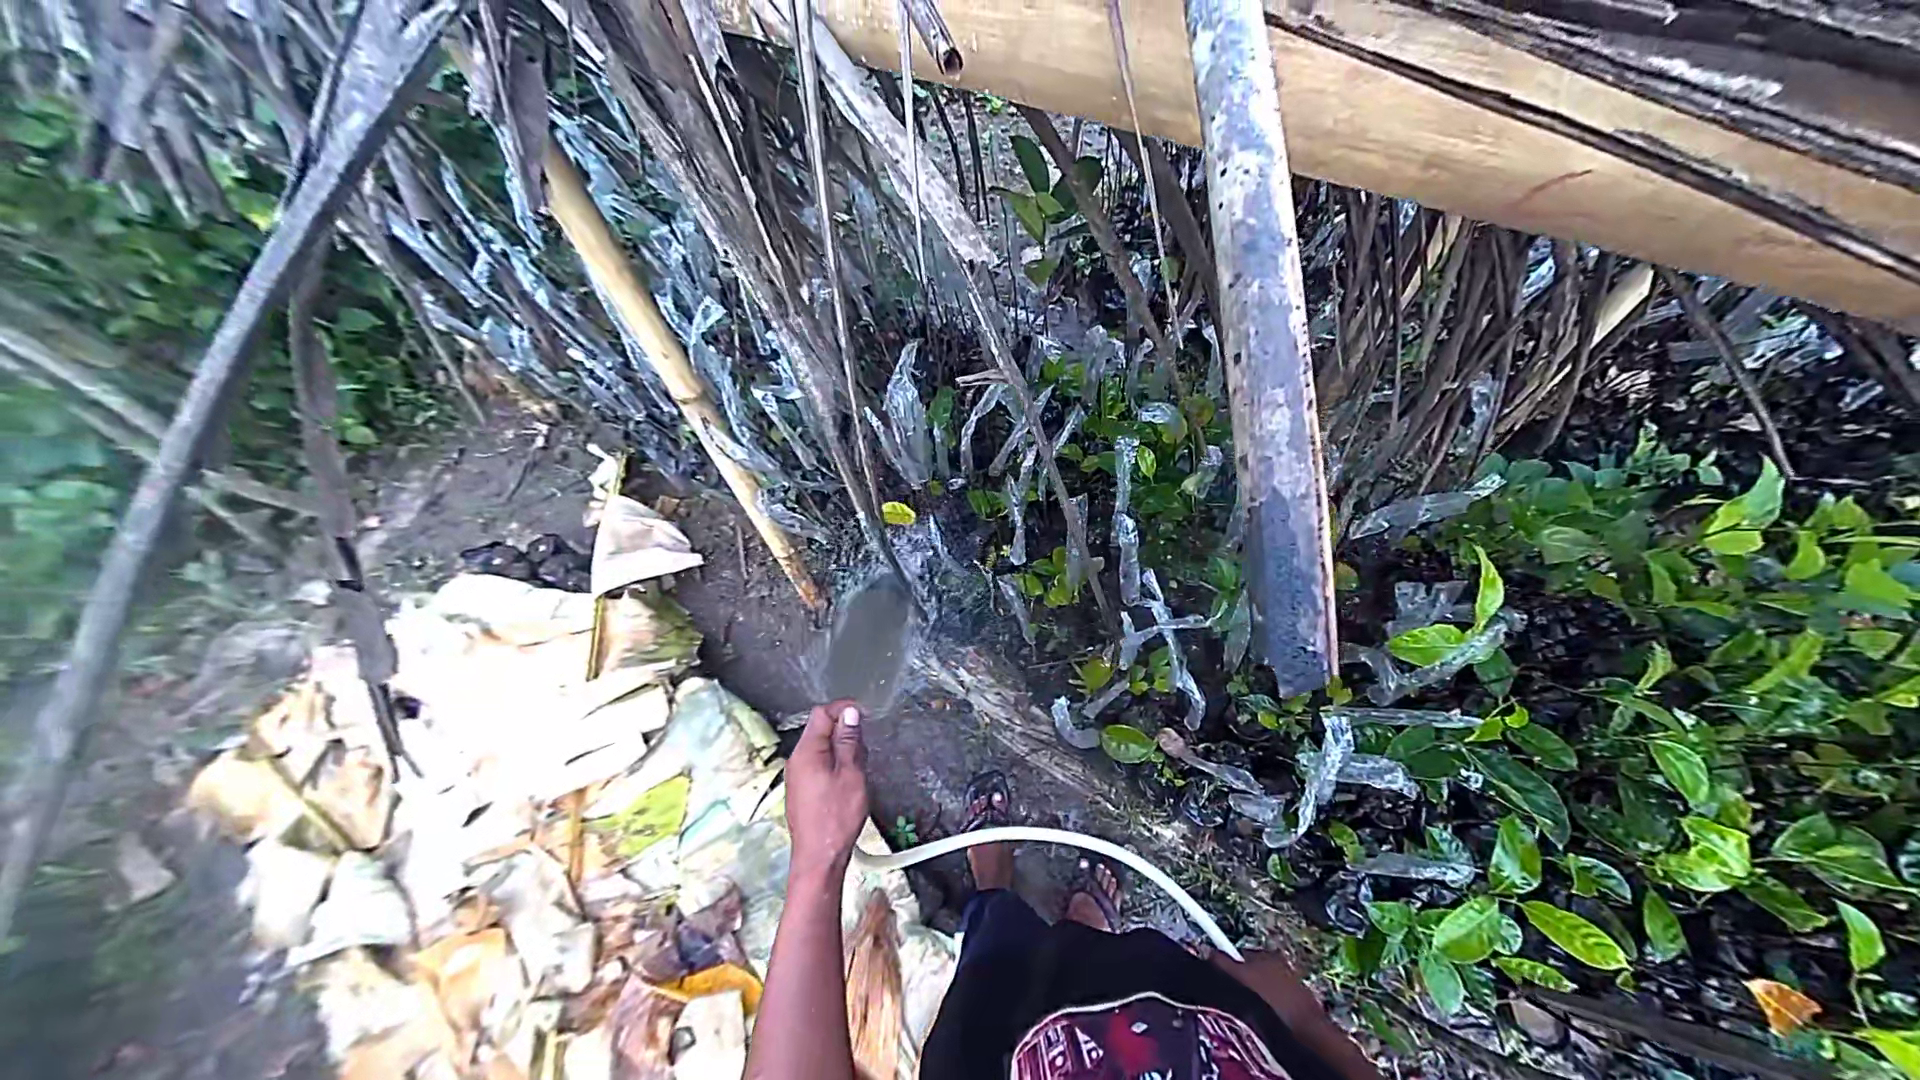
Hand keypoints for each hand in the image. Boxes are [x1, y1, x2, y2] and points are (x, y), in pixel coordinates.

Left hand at [786, 699, 869, 881]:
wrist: (818, 858)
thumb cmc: (837, 816)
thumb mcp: (851, 774)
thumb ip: (848, 741)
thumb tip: (849, 713)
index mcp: (807, 751)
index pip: (822, 713)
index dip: (843, 709)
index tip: (864, 715)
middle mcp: (797, 759)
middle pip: (820, 729)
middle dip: (844, 731)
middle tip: (864, 749)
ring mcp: (797, 775)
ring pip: (820, 747)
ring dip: (841, 749)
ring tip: (858, 769)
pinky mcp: (801, 788)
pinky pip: (818, 763)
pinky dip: (834, 763)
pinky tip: (848, 781)